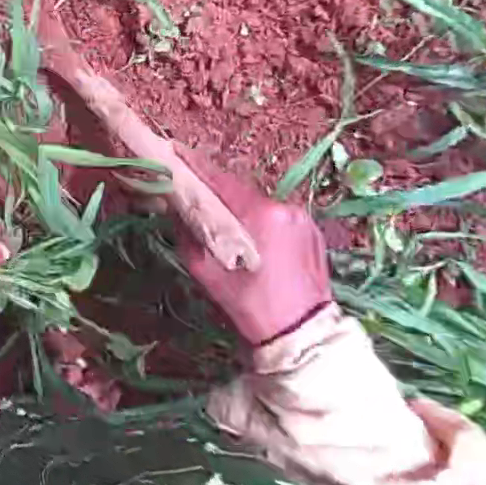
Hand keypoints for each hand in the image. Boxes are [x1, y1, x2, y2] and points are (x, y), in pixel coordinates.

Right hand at [173, 162, 332, 344]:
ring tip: (218, 219)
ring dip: (236, 206)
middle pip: (238, 189)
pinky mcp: (310, 230)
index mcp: (257, 214)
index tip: (175, 151)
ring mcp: (300, 217)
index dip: (194, 165)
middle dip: (213, 189)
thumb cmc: (246, 304)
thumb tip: (174, 206)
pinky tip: (247, 236)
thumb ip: (187, 233)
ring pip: (256, 202)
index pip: (218, 179)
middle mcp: (283, 207)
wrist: (300, 332)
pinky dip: (257, 219)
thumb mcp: (203, 270)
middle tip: (190, 189)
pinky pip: (274, 216)